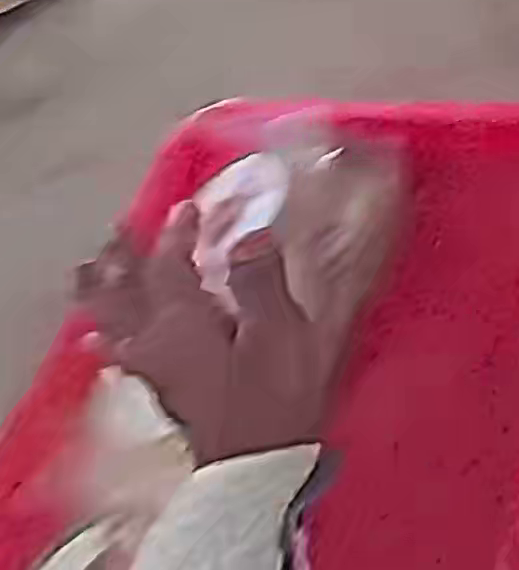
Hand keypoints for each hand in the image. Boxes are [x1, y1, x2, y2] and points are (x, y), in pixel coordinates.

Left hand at [76, 204, 331, 463]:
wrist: (259, 448)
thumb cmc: (278, 384)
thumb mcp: (282, 328)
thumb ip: (263, 282)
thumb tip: (250, 236)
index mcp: (185, 323)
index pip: (170, 269)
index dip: (177, 235)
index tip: (189, 206)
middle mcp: (157, 341)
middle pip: (123, 295)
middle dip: (119, 262)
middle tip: (119, 235)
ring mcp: (155, 364)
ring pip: (114, 320)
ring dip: (106, 292)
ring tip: (99, 272)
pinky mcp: (164, 380)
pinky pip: (122, 349)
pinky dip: (110, 334)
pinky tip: (104, 338)